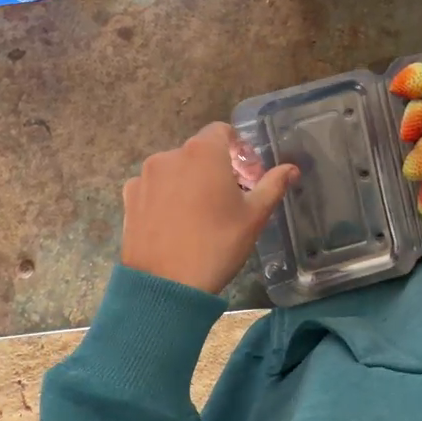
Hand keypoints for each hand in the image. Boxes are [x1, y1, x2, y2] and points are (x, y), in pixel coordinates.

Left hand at [120, 123, 296, 293]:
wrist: (164, 289)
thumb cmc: (216, 244)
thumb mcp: (254, 215)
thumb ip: (273, 185)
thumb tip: (291, 169)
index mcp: (203, 152)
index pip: (222, 131)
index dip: (239, 148)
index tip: (248, 174)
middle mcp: (170, 156)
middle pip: (199, 151)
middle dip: (217, 167)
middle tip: (232, 196)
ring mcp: (145, 177)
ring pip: (176, 169)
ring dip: (191, 181)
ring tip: (202, 213)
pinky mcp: (129, 199)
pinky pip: (154, 187)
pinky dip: (167, 195)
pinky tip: (176, 222)